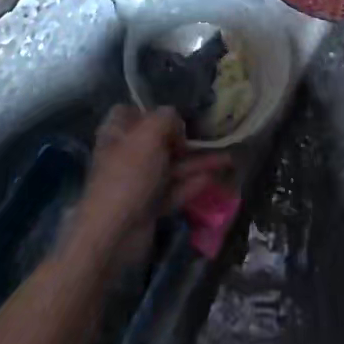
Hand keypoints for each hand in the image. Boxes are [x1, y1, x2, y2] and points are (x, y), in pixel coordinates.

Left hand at [66, 105, 229, 265]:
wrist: (115, 232)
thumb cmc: (129, 174)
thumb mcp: (148, 136)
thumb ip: (165, 119)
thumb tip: (176, 120)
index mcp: (117, 132)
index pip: (132, 112)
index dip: (154, 111)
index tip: (178, 114)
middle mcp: (126, 154)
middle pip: (158, 141)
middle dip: (186, 139)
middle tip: (214, 136)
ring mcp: (138, 181)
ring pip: (170, 167)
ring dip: (197, 162)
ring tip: (228, 158)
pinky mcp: (149, 206)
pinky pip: (173, 190)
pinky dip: (191, 184)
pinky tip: (212, 179)